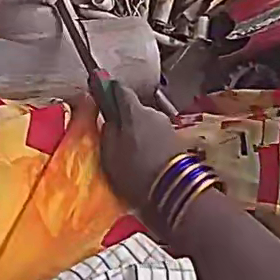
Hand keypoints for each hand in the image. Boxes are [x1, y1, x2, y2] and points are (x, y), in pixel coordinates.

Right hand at [97, 84, 186, 213]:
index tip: (102, 91)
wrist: (174, 190)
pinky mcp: (177, 141)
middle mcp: (153, 112)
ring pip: (147, 123)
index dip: (109, 89)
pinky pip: (157, 136)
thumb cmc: (135, 170)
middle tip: (116, 133)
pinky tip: (145, 158)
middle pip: (135, 108)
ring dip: (139, 131)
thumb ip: (107, 131)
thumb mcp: (110, 153)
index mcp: (134, 111)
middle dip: (126, 117)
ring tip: (131, 151)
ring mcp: (167, 125)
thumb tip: (109, 119)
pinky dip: (150, 142)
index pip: (120, 90)